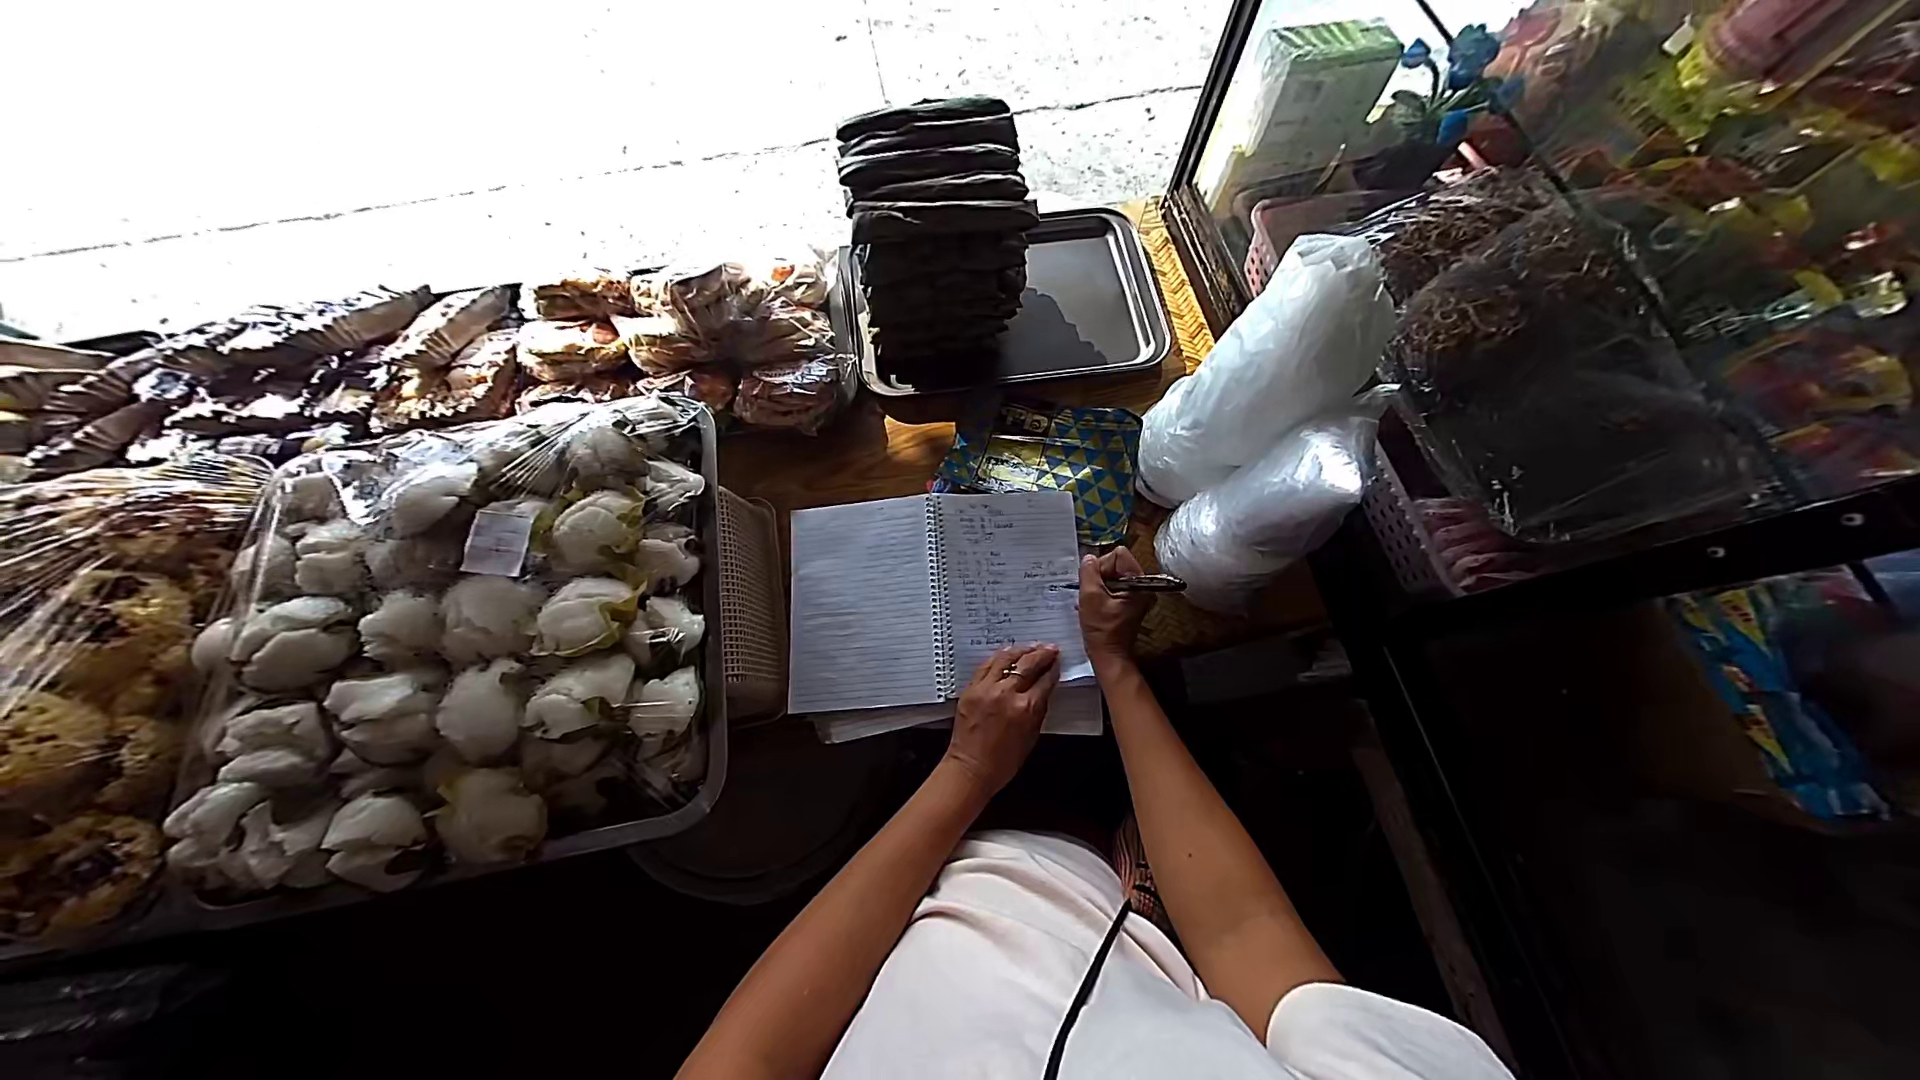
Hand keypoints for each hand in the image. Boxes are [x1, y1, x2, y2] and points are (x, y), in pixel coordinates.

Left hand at [945, 643, 1060, 795]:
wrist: (971, 768)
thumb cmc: (1003, 761)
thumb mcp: (1032, 736)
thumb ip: (1039, 710)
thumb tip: (1044, 690)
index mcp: (1026, 708)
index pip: (1045, 680)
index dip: (1053, 669)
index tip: (1057, 662)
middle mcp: (1006, 693)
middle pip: (1028, 664)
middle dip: (1042, 654)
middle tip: (1050, 649)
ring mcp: (986, 689)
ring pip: (1006, 658)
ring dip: (1021, 650)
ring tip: (1030, 647)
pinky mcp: (971, 689)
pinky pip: (986, 666)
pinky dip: (999, 657)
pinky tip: (1006, 654)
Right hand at [1079, 547, 1152, 666]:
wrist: (1109, 655)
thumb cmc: (1101, 630)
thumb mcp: (1090, 597)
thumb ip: (1088, 572)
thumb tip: (1088, 558)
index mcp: (1138, 582)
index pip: (1118, 555)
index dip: (1101, 566)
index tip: (1094, 584)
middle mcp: (1142, 585)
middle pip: (1116, 563)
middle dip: (1100, 575)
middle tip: (1093, 594)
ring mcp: (1136, 593)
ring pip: (1113, 574)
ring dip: (1099, 585)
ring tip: (1094, 601)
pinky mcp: (1130, 601)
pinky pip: (1114, 585)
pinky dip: (1102, 592)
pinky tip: (1096, 604)